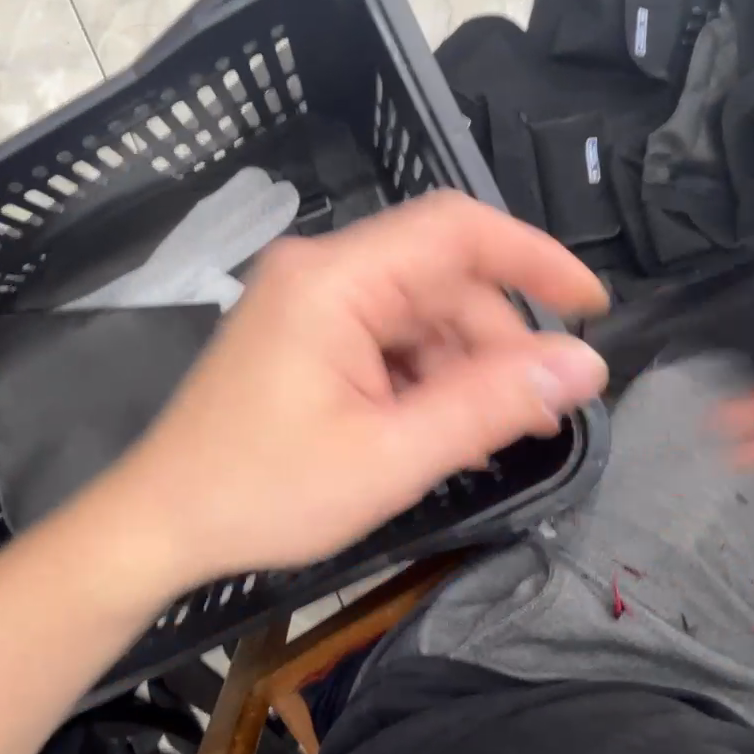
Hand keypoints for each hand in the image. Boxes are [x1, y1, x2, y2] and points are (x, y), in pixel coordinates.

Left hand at [111, 190, 608, 582]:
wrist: (162, 522)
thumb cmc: (263, 493)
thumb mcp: (390, 457)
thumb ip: (490, 406)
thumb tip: (583, 365)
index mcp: (334, 281)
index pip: (457, 231)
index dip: (535, 258)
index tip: (591, 305)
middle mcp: (318, 273)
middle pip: (439, 282)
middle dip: (495, 344)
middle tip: (536, 415)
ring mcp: (304, 304)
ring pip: (415, 316)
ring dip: (459, 370)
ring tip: (485, 439)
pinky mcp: (299, 337)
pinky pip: (381, 341)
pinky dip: (418, 380)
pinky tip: (435, 432)